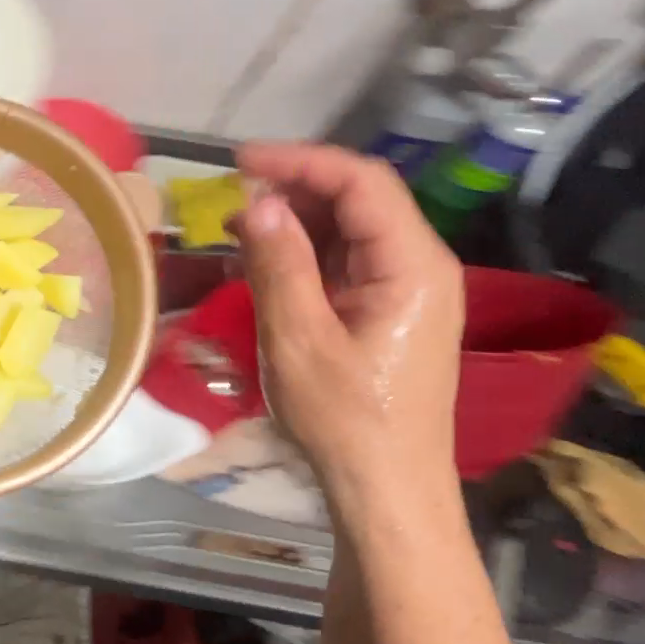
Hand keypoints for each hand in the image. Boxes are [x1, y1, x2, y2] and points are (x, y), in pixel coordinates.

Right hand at [234, 143, 463, 488]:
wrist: (384, 481)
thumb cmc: (343, 416)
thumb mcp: (299, 339)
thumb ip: (279, 266)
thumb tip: (256, 204)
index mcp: (410, 266)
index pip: (363, 184)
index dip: (302, 162)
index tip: (239, 161)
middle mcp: (417, 266)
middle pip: (359, 202)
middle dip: (293, 190)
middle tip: (227, 200)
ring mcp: (402, 290)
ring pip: (347, 232)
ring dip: (292, 222)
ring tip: (233, 229)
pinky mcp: (383, 312)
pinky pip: (341, 264)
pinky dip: (300, 254)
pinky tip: (260, 261)